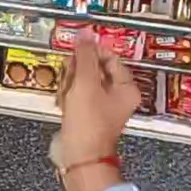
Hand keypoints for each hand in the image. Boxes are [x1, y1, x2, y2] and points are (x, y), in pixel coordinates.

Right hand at [56, 38, 138, 190]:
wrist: (78, 156)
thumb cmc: (89, 124)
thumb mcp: (86, 82)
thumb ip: (85, 55)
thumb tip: (86, 35)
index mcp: (126, 87)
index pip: (109, 57)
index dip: (91, 52)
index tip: (77, 52)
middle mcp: (116, 96)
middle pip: (94, 68)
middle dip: (77, 72)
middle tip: (71, 79)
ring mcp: (100, 106)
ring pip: (81, 81)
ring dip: (70, 84)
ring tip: (67, 96)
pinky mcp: (85, 114)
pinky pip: (74, 95)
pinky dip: (67, 96)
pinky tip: (64, 104)